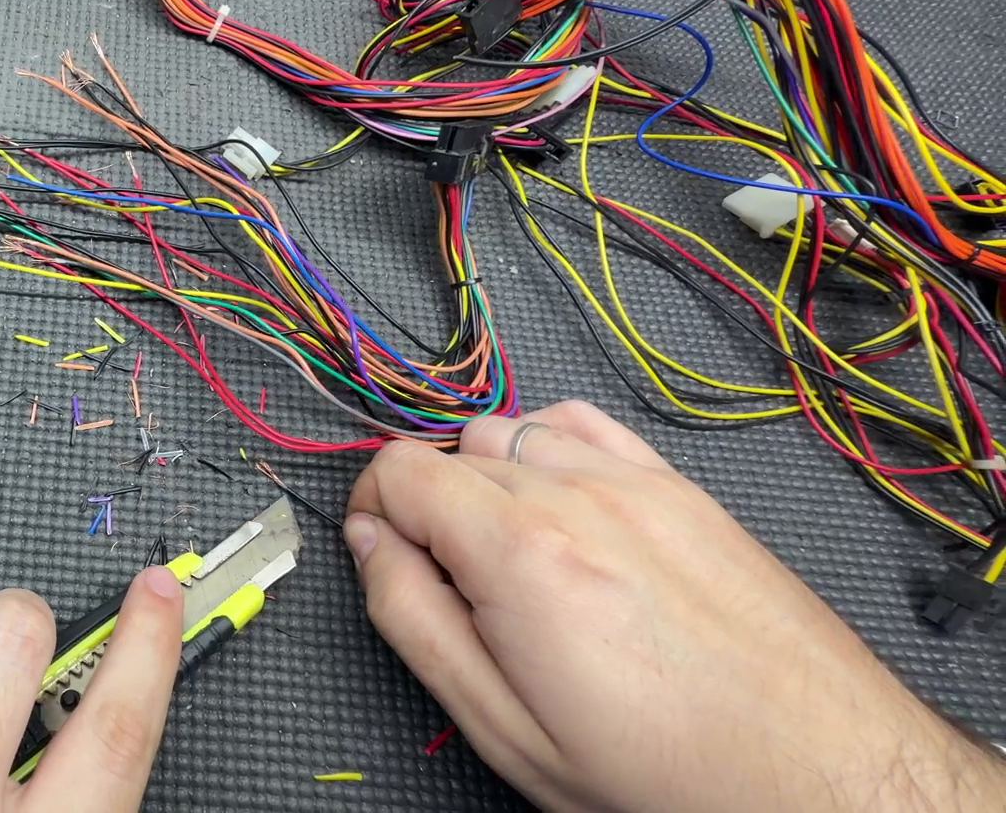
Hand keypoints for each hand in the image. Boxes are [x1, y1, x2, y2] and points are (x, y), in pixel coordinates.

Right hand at [346, 400, 1005, 812]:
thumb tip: (365, 539)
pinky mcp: (675, 486)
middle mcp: (573, 496)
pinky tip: (552, 498)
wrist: (832, 789)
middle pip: (445, 452)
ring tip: (506, 545)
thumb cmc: (661, 771)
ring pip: (500, 431)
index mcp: (519, 552)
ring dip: (479, 478)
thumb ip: (407, 614)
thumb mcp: (497, 722)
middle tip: (456, 580)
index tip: (384, 549)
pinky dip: (539, 445)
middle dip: (426, 508)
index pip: (396, 469)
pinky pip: (573, 422)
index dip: (371, 507)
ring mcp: (631, 482)